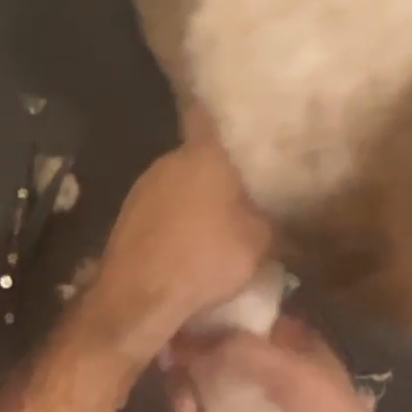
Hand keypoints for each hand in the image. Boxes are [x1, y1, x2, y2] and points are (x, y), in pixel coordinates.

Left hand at [90, 110, 271, 350]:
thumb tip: (284, 214)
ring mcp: (143, 188)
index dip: (231, 118)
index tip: (249, 125)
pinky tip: (191, 243)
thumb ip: (274, 219)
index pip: (214, 115)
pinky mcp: (127, 216)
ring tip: (222, 222)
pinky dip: (178, 221)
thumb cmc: (206, 259)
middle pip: (200, 156)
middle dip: (221, 171)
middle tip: (248, 188)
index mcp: (203, 154)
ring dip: (198, 199)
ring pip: (181, 184)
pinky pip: (163, 209)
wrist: (139, 297)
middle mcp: (168, 160)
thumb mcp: (261, 243)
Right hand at [163, 317, 402, 411]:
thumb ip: (235, 350)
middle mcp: (265, 362)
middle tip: (184, 397)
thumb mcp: (288, 373)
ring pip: (205, 388)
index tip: (173, 343)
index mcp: (283, 337)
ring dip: (190, 400)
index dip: (199, 324)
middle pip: (210, 353)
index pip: (231, 316)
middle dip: (189, 371)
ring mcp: (254, 400)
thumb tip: (178, 342)